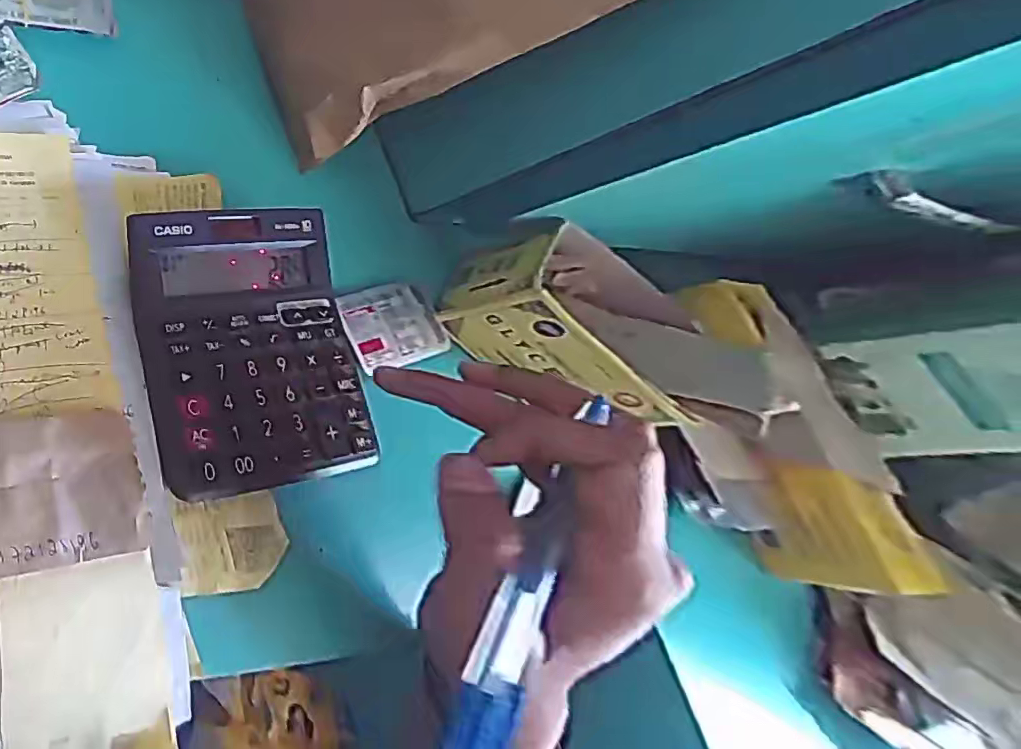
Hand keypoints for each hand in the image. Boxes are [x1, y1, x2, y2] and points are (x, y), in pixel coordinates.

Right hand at [375, 362, 691, 748]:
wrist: (498, 688)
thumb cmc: (494, 661)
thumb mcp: (478, 609)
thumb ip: (476, 539)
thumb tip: (462, 463)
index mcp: (629, 565)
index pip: (619, 459)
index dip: (548, 434)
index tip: (480, 450)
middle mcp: (632, 536)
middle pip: (594, 432)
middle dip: (519, 397)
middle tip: (457, 377)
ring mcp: (605, 522)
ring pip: (564, 431)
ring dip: (498, 400)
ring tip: (434, 383)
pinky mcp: (574, 512)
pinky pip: (546, 448)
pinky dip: (498, 421)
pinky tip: (460, 407)